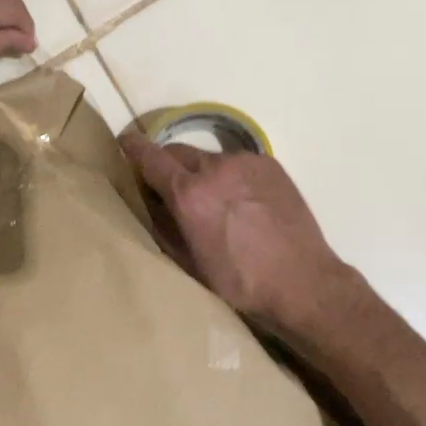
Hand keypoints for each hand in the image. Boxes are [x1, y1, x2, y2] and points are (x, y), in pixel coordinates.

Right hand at [120, 131, 356, 329]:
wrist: (301, 282)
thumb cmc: (238, 283)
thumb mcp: (189, 263)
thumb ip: (163, 228)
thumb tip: (149, 205)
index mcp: (189, 195)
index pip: (151, 158)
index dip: (133, 148)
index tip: (123, 143)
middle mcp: (215, 168)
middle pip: (178, 152)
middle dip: (167, 165)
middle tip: (166, 187)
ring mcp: (246, 163)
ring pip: (209, 159)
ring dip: (200, 173)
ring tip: (211, 202)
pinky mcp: (270, 165)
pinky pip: (237, 163)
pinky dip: (228, 176)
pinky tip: (239, 203)